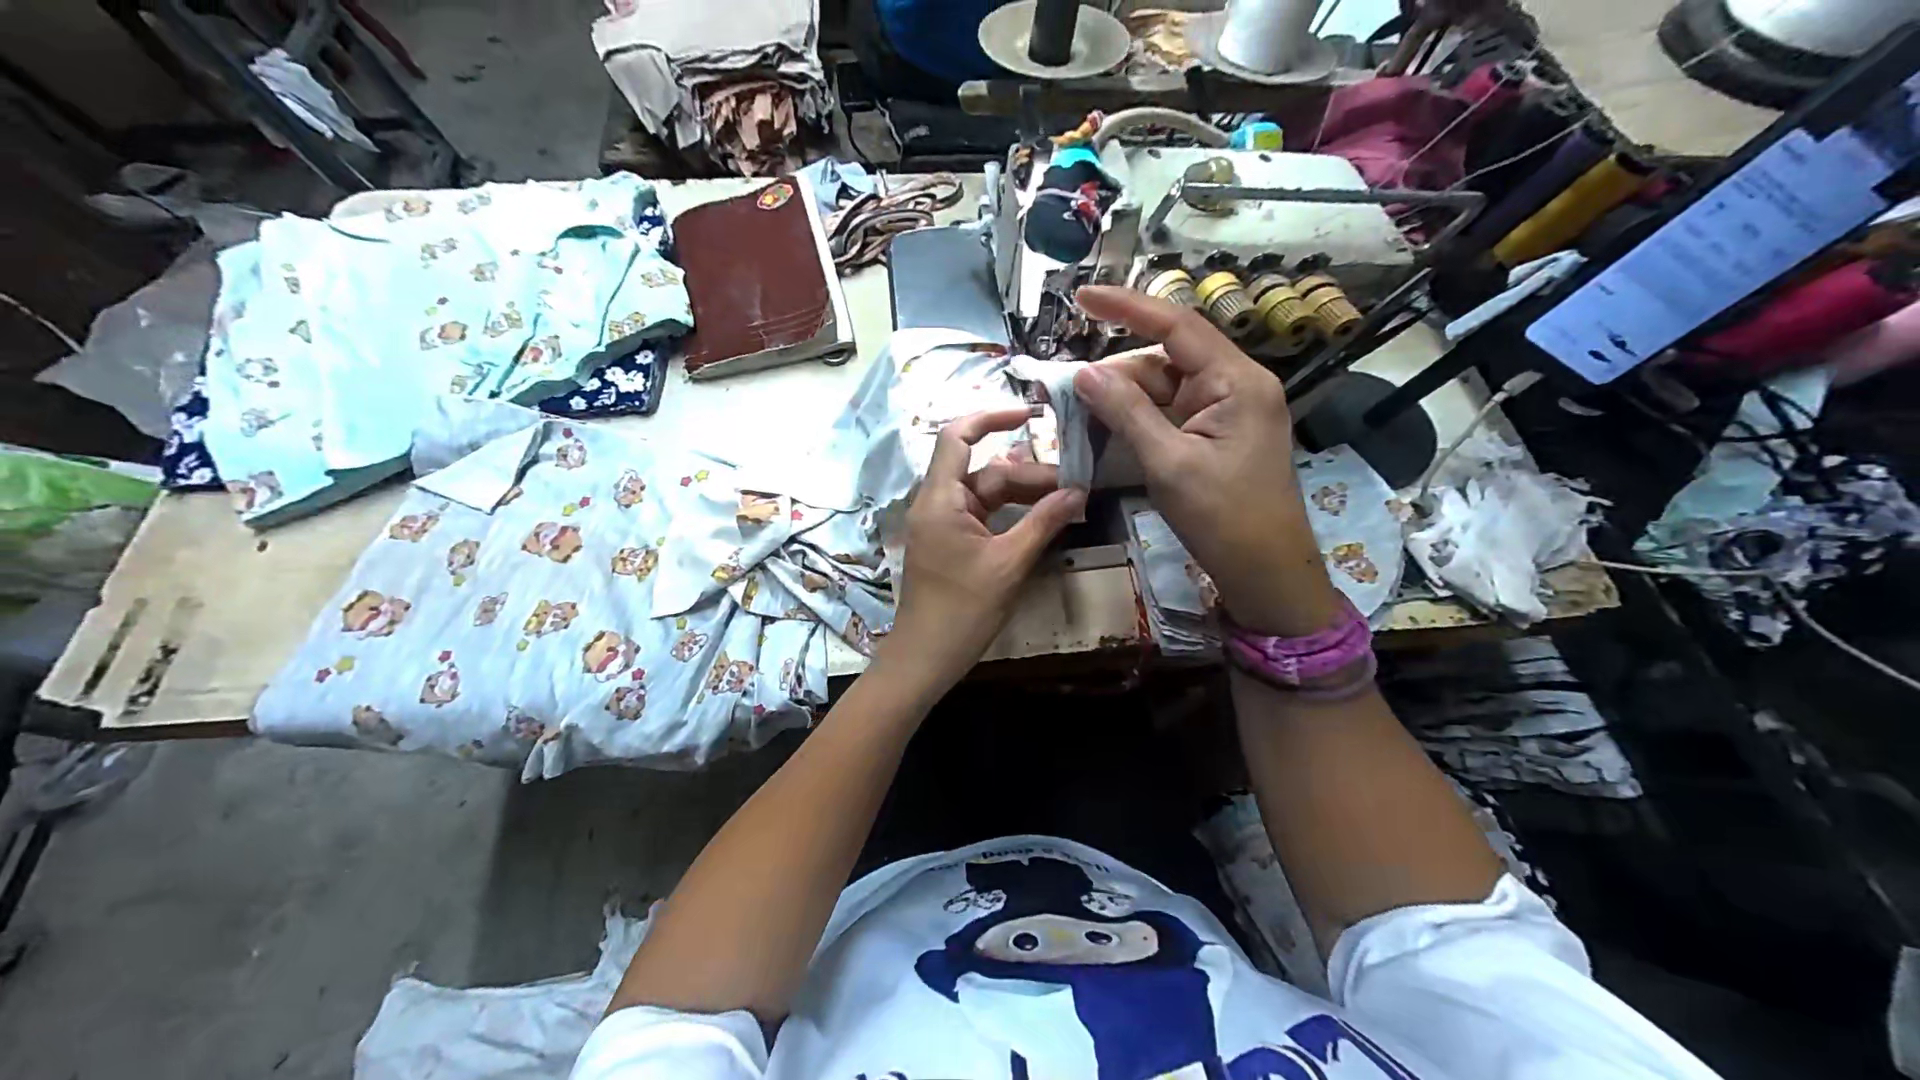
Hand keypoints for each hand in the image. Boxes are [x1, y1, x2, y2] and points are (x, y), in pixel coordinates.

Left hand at [877, 408, 1085, 692]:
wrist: (926, 657)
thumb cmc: (963, 610)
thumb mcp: (1010, 564)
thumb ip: (1044, 522)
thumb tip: (1079, 491)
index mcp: (940, 499)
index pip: (958, 437)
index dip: (992, 417)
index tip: (1031, 414)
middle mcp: (937, 503)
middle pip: (984, 470)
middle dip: (1029, 473)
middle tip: (1073, 486)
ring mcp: (943, 524)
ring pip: (987, 493)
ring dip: (1024, 494)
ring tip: (1066, 500)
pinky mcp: (951, 543)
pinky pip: (984, 515)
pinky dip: (1012, 514)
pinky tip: (1043, 517)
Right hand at [1073, 286, 1340, 635]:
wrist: (1264, 571)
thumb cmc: (1224, 518)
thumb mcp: (1169, 464)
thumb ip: (1126, 413)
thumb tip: (1084, 372)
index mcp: (1236, 382)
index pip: (1177, 327)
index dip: (1128, 306)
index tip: (1083, 295)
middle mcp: (1234, 386)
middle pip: (1165, 361)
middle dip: (1116, 373)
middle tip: (1067, 390)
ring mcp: (1225, 412)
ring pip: (1163, 389)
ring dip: (1123, 400)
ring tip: (1078, 416)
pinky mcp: (1215, 435)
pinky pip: (1169, 414)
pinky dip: (1137, 421)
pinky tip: (1106, 431)